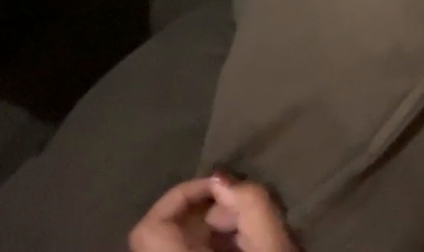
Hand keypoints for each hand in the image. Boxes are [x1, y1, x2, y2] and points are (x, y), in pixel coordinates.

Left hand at [130, 174, 296, 251]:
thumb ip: (253, 206)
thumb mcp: (274, 249)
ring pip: (176, 244)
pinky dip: (211, 244)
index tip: (223, 185)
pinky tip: (239, 248)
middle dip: (206, 213)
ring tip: (246, 234)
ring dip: (212, 228)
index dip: (183, 195)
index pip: (150, 227)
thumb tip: (224, 178)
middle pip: (164, 232)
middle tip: (243, 216)